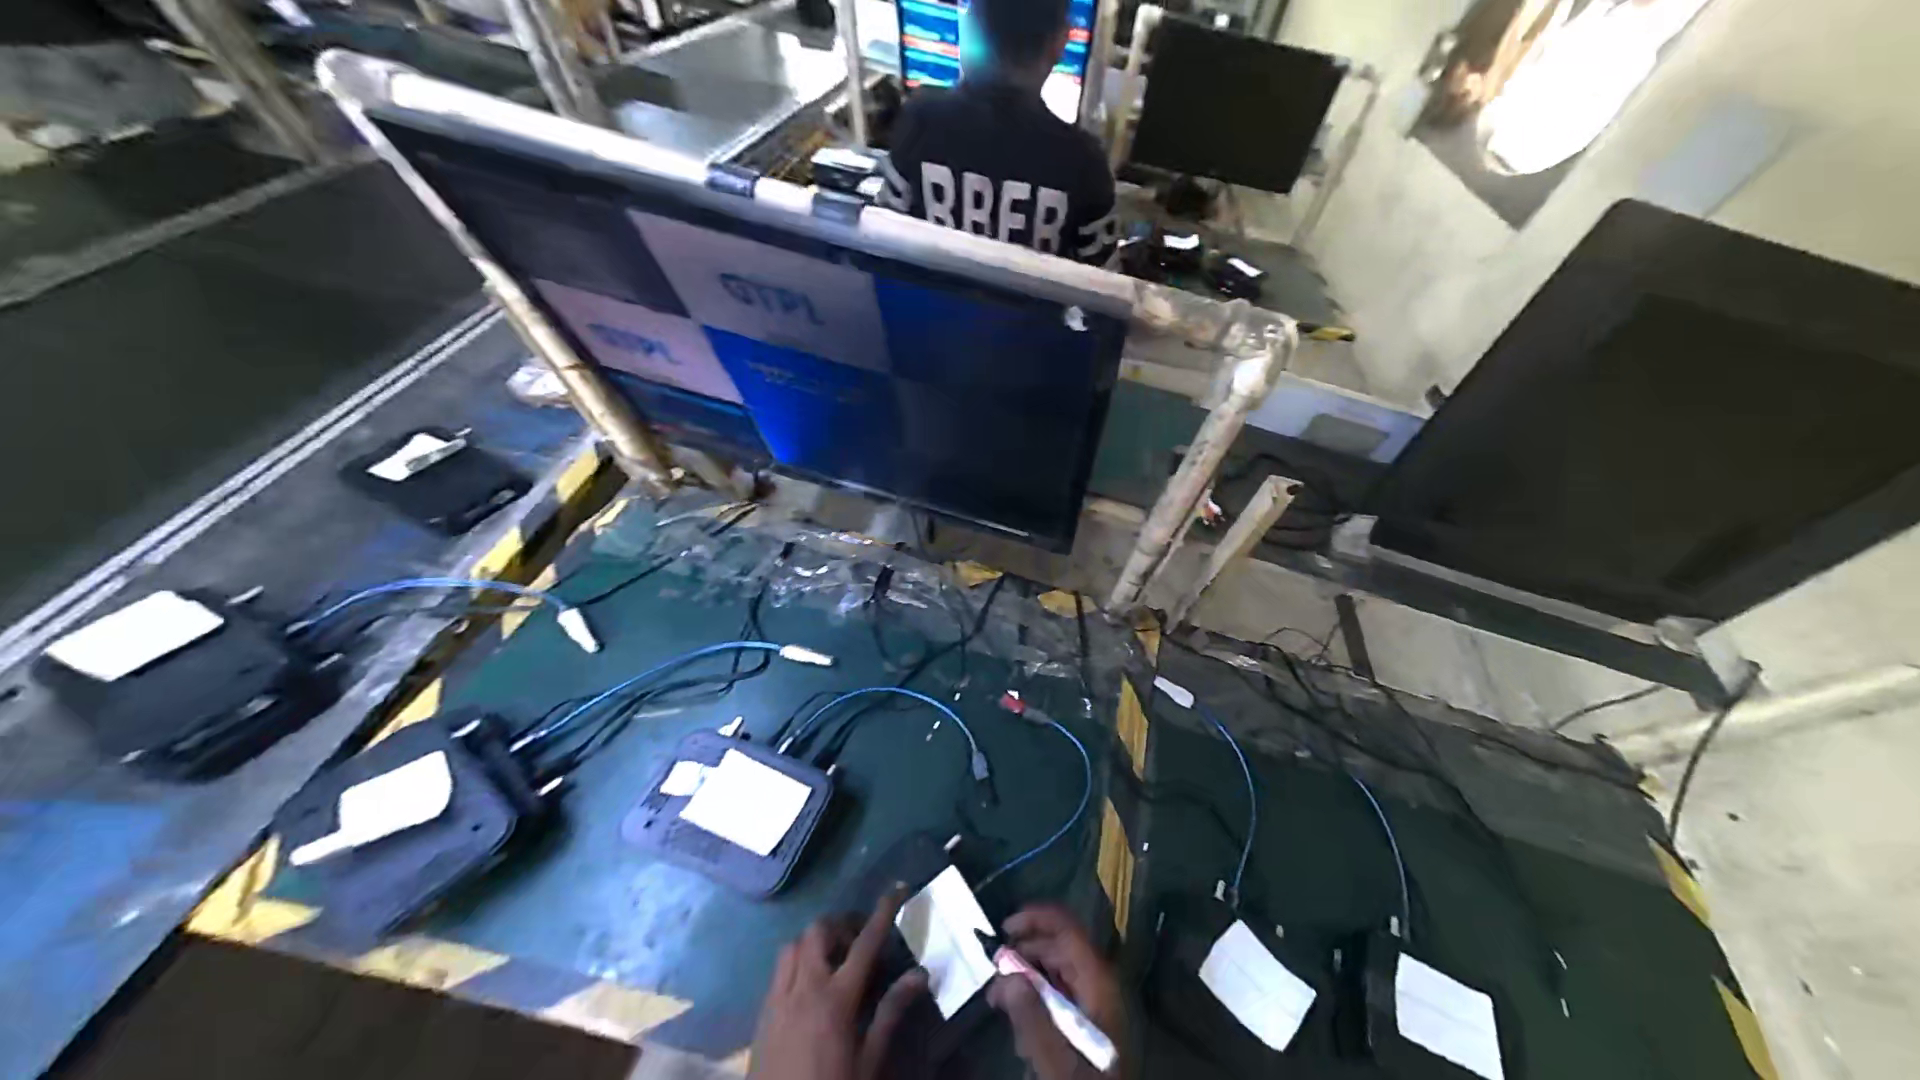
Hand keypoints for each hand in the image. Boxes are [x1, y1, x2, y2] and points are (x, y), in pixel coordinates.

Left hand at [749, 890, 928, 1079]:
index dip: (884, 911)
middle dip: (841, 923)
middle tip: (860, 938)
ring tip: (835, 958)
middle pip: (819, 931)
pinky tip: (810, 985)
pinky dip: (797, 961)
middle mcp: (804, 988)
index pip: (865, 942)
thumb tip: (920, 974)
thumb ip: (891, 1013)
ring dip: (815, 940)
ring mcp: (778, 999)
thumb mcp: (869, 1062)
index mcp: (836, 999)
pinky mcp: (762, 1015)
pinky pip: (779, 970)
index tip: (898, 889)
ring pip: (793, 945)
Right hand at [987, 905, 1125, 1079]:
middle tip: (993, 975)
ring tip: (1001, 1004)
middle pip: (1058, 947)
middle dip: (1023, 953)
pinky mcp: (1088, 1022)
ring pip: (1055, 970)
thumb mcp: (1058, 1064)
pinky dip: (1036, 999)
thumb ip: (1032, 1019)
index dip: (1036, 919)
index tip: (1003, 929)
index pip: (1067, 928)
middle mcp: (1099, 983)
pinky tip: (1021, 1026)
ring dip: (1026, 978)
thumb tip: (1007, 974)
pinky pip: (1059, 994)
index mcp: (1098, 981)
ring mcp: (1095, 1002)